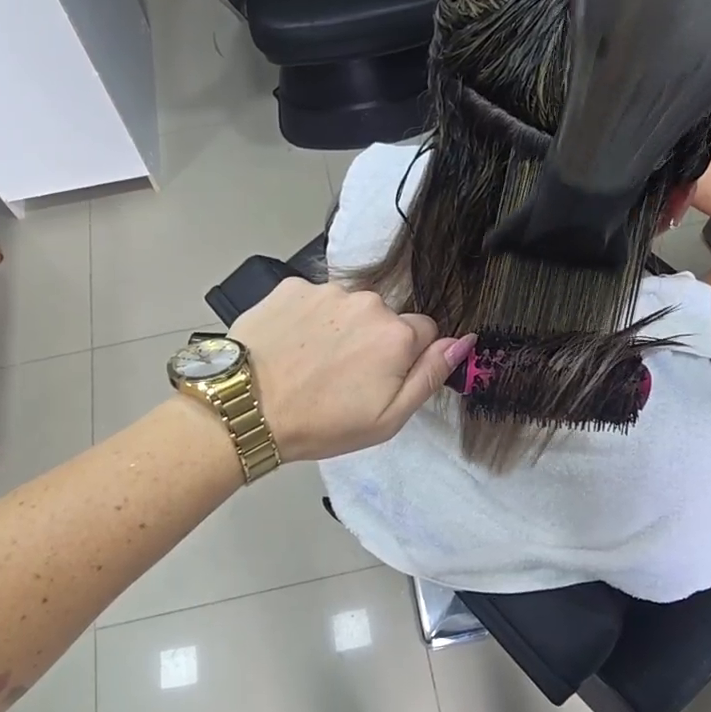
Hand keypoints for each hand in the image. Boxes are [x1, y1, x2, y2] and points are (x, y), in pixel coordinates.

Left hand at [231, 278, 473, 461]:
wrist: (246, 409)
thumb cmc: (320, 424)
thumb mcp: (388, 418)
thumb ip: (430, 375)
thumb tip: (464, 342)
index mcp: (397, 335)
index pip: (424, 332)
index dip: (406, 358)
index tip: (380, 380)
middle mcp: (367, 302)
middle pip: (385, 317)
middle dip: (372, 341)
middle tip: (342, 377)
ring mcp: (327, 291)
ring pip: (348, 307)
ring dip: (339, 328)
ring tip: (312, 363)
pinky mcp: (291, 287)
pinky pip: (313, 299)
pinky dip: (307, 318)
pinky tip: (290, 346)